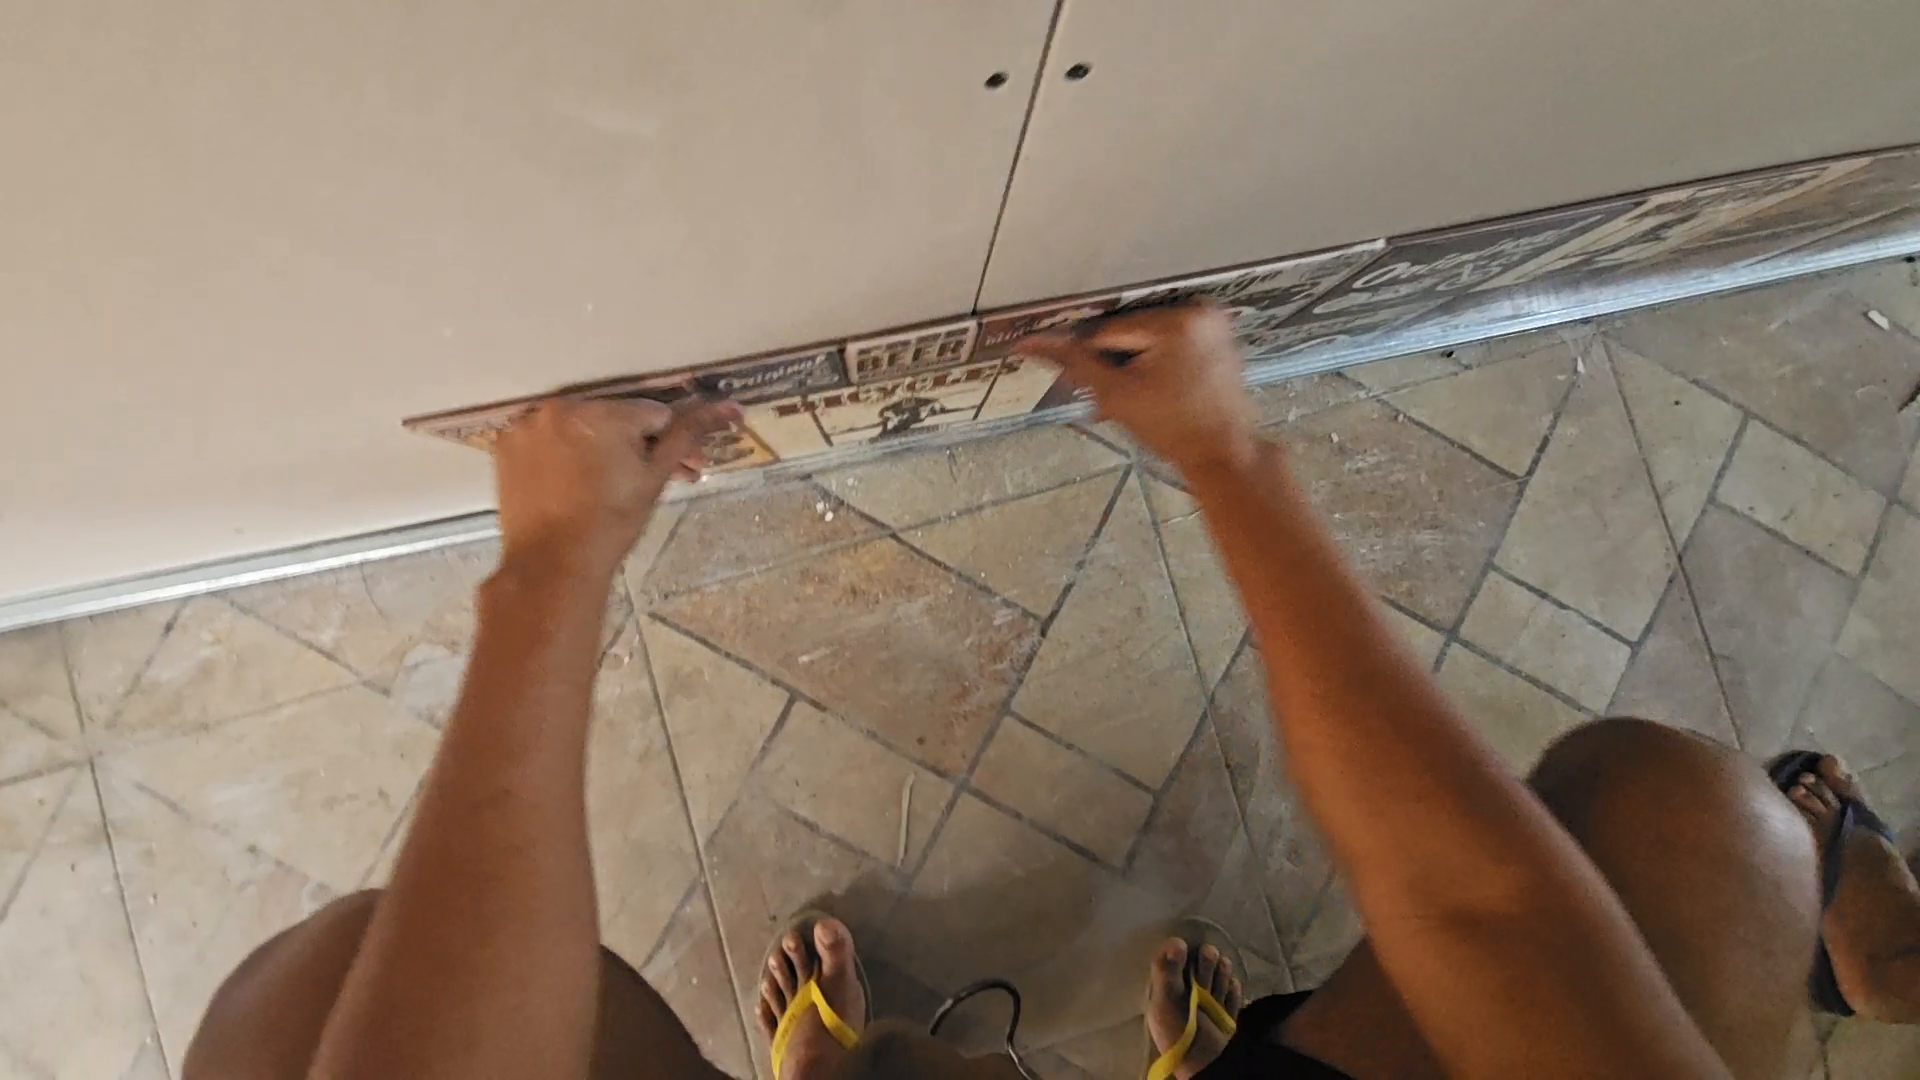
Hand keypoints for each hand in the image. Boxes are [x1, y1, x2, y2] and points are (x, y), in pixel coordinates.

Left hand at [491, 397, 741, 579]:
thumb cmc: (612, 523)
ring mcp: (528, 425)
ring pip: (584, 427)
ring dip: (604, 447)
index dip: (674, 443)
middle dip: (641, 444)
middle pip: (618, 419)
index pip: (655, 415)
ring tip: (613, 484)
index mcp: (603, 413)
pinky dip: (567, 453)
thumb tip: (731, 407)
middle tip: (655, 480)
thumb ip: (689, 435)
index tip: (685, 469)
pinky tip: (579, 482)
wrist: (552, 564)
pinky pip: (550, 438)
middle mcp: (561, 407)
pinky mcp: (507, 445)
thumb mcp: (655, 478)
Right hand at [1019, 299, 1259, 475]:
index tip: (1089, 392)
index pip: (1107, 331)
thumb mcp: (1116, 396)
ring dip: (1129, 367)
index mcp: (1176, 319)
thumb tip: (1026, 343)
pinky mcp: (1216, 337)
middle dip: (1112, 366)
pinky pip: (1168, 344)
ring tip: (1125, 403)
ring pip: (1145, 340)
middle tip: (1107, 404)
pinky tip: (1148, 393)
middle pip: (1128, 333)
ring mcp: (1211, 322)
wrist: (1224, 454)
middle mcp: (1197, 309)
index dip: (1092, 363)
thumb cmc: (1171, 429)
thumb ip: (1074, 364)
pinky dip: (1152, 364)